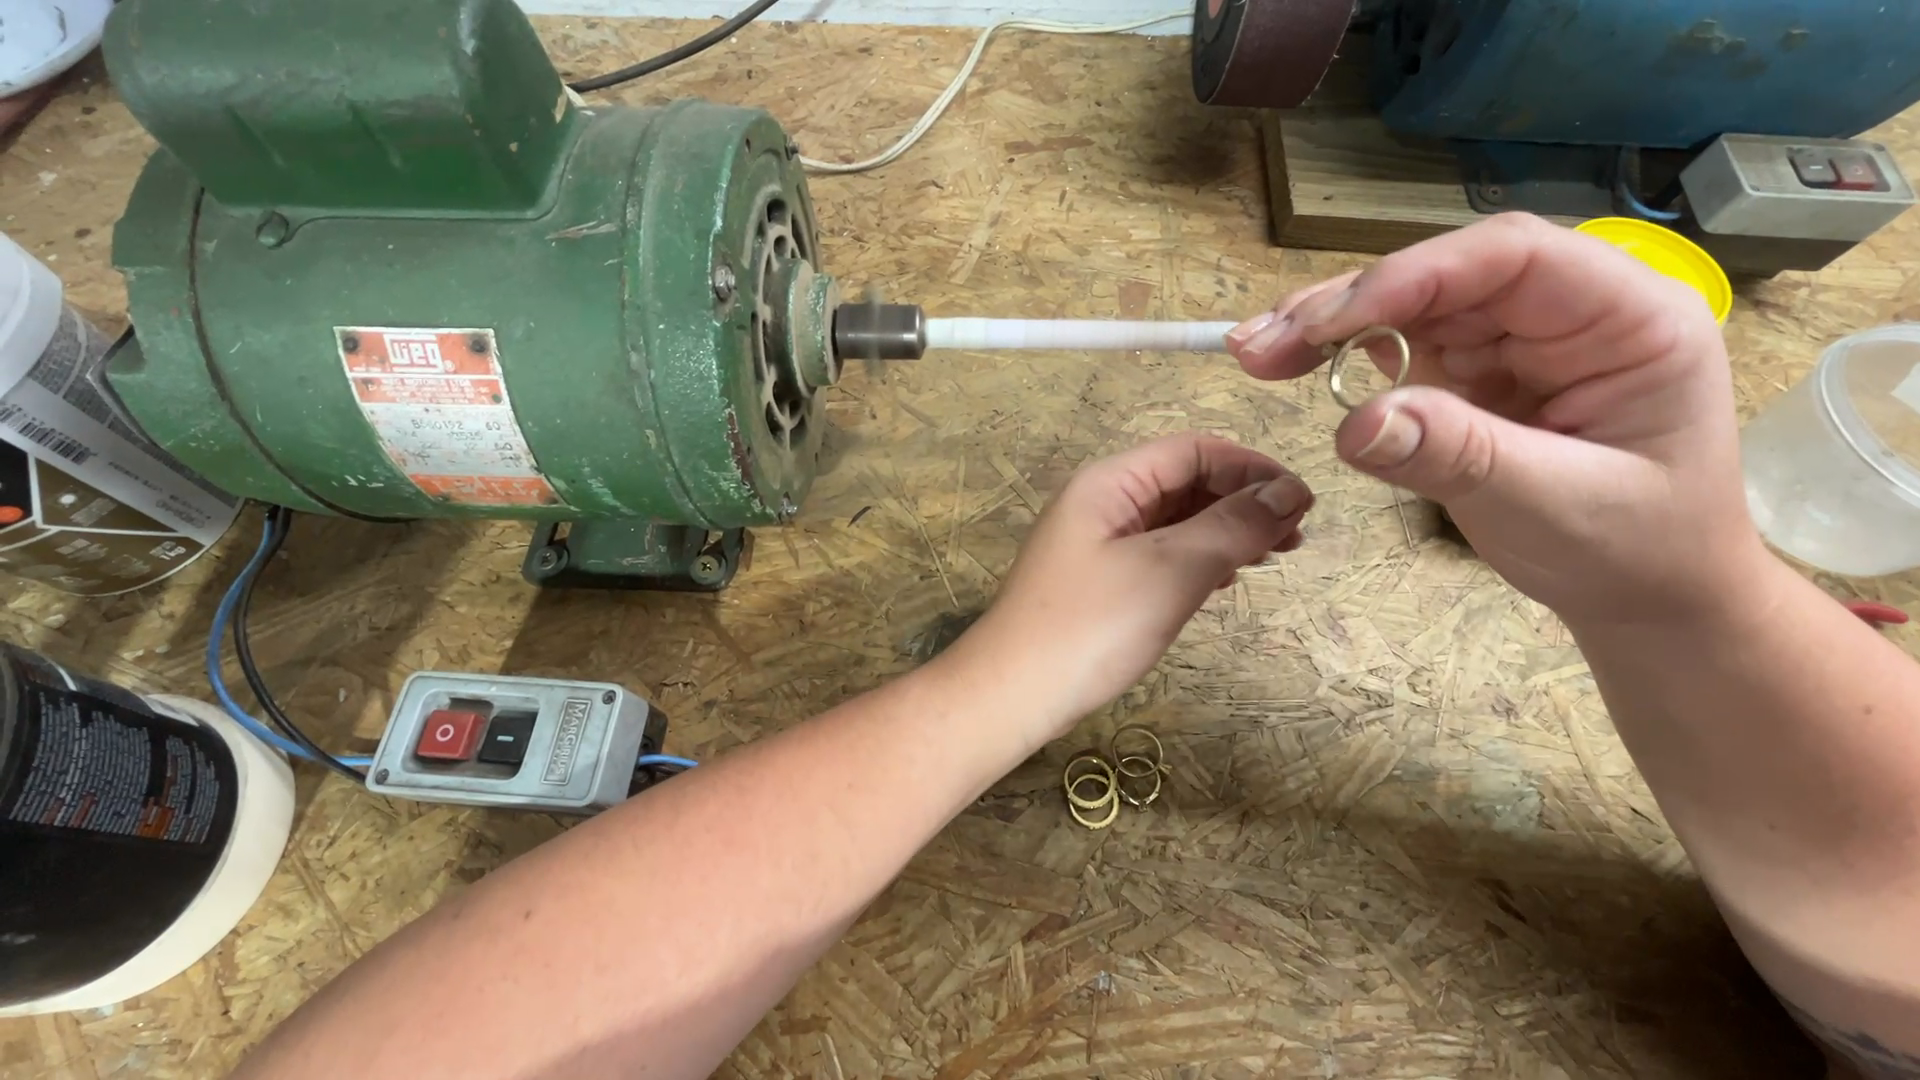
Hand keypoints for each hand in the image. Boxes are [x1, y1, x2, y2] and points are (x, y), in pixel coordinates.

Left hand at [945, 434, 1312, 742]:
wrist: (1015, 694)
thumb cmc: (1091, 625)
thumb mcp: (1170, 570)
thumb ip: (1231, 526)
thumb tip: (1288, 493)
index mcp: (1110, 482)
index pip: (1193, 451)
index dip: (1252, 469)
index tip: (1303, 504)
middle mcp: (1102, 503)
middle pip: (1184, 482)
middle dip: (1242, 501)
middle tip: (1295, 538)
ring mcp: (1098, 543)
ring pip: (1175, 521)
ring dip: (1225, 532)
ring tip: (1272, 557)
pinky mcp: (1100, 582)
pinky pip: (1159, 554)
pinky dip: (1198, 560)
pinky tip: (1223, 580)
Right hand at [1225, 213, 1763, 628]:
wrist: (1644, 594)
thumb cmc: (1628, 550)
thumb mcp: (1550, 507)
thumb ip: (1457, 457)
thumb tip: (1353, 425)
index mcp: (1625, 318)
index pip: (1510, 259)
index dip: (1411, 279)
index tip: (1324, 325)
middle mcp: (1563, 313)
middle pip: (1442, 277)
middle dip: (1344, 305)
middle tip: (1257, 345)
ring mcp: (1510, 342)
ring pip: (1406, 307)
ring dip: (1324, 326)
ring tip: (1253, 352)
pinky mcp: (1470, 374)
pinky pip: (1396, 349)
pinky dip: (1337, 356)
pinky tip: (1289, 363)